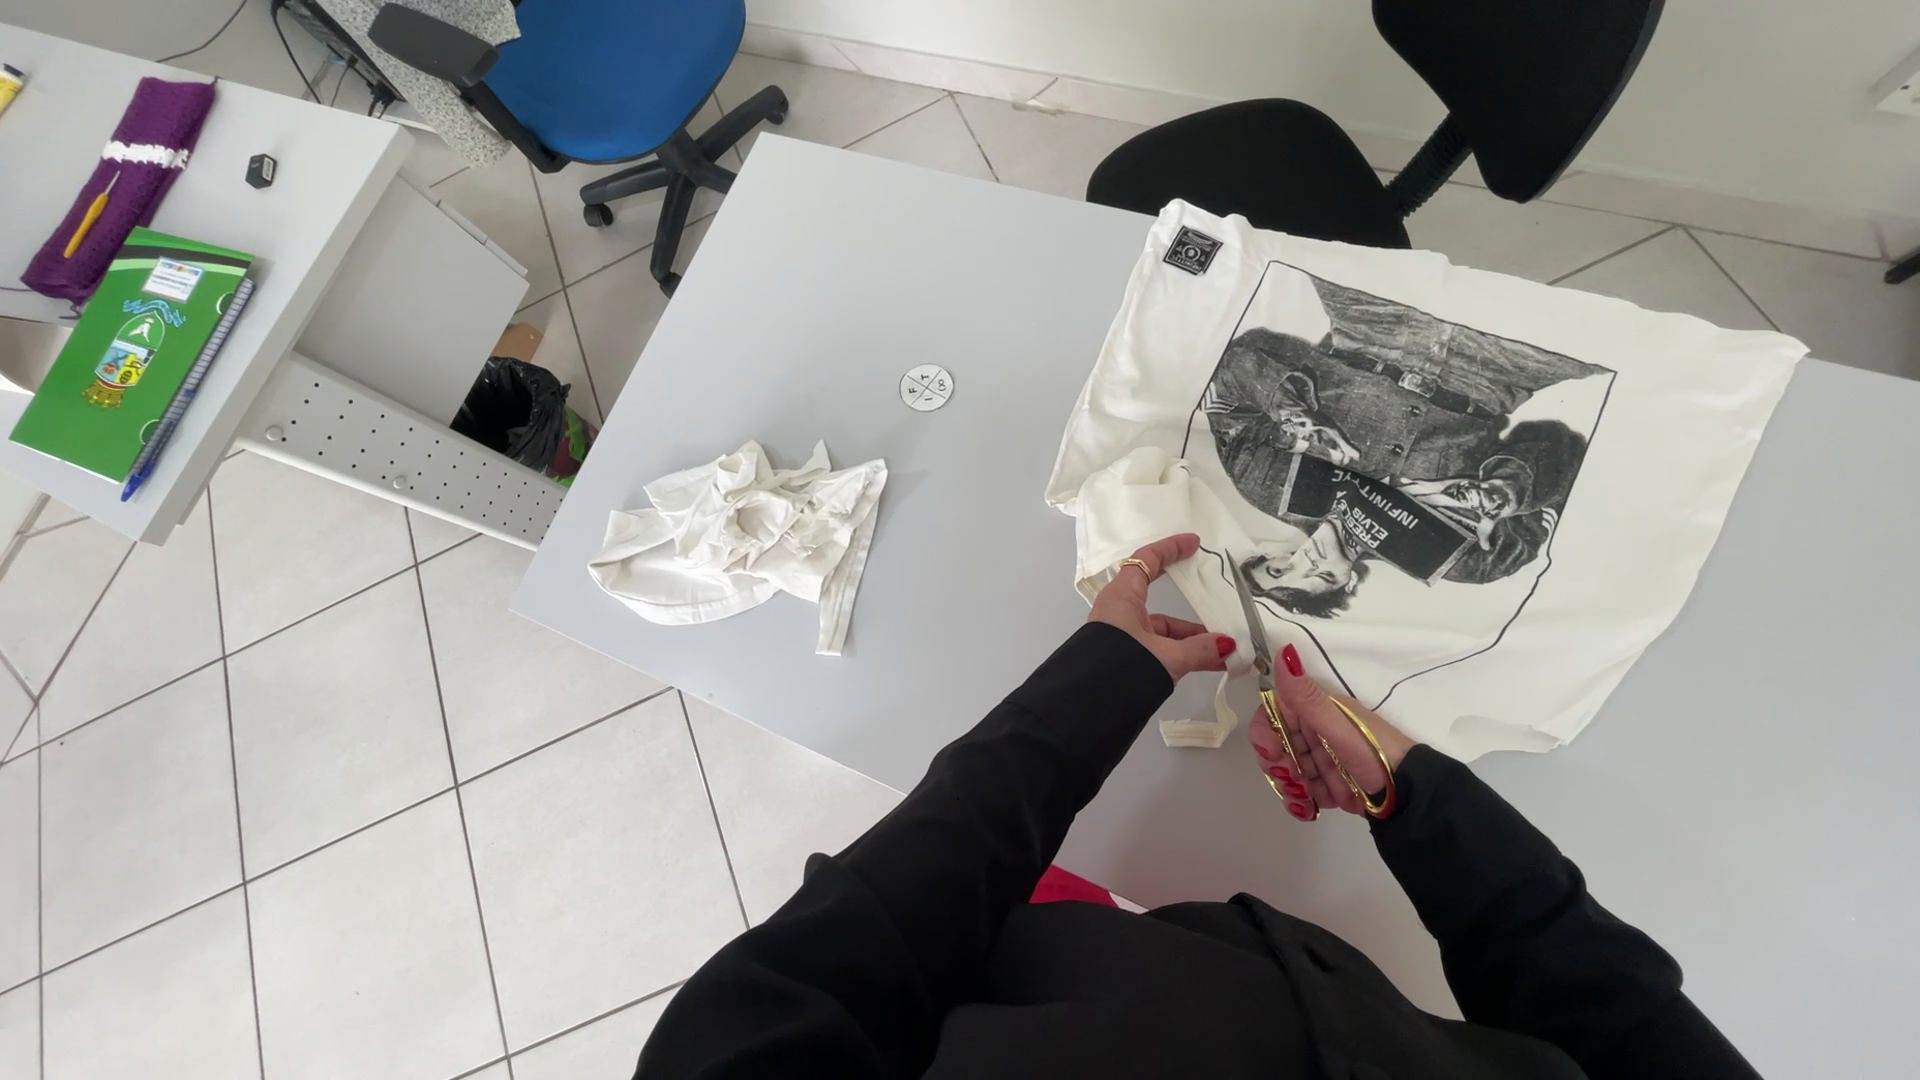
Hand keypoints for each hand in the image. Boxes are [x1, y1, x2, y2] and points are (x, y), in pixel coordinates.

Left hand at [1088, 534, 1233, 681]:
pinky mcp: (1123, 655)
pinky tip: (1208, 663)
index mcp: (1121, 597)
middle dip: (1186, 597)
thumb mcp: (1167, 657)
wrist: (1086, 706)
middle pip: (1156, 594)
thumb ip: (1199, 650)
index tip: (1193, 542)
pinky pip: (1157, 645)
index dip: (1169, 549)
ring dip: (1191, 636)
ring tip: (1225, 648)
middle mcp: (1119, 611)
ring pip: (1161, 626)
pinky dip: (1181, 651)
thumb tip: (1228, 645)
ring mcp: (1120, 634)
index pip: (1145, 561)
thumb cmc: (1122, 667)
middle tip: (1209, 588)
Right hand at [1246, 644, 1416, 816]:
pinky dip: (1301, 803)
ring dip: (1289, 788)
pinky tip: (1309, 810)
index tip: (1271, 752)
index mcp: (1317, 711)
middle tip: (1293, 782)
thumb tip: (1285, 651)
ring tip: (1306, 800)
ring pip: (1287, 771)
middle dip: (1277, 766)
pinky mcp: (1329, 784)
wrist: (1414, 798)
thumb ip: (1308, 697)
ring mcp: (1322, 760)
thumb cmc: (1376, 756)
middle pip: (1276, 745)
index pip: (1273, 714)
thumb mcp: (1340, 727)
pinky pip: (1302, 792)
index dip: (1264, 732)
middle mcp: (1316, 733)